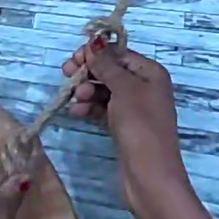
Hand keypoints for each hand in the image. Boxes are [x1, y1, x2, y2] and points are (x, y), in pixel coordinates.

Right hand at [63, 38, 185, 215]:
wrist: (150, 177)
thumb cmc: (140, 125)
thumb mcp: (123, 88)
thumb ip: (106, 64)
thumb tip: (94, 41)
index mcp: (150, 72)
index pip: (118, 52)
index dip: (96, 53)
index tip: (74, 59)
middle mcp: (144, 86)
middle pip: (110, 69)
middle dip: (88, 72)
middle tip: (67, 75)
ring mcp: (134, 107)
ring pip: (104, 89)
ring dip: (87, 90)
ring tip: (76, 100)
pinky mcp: (124, 125)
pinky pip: (103, 107)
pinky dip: (90, 106)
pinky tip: (77, 112)